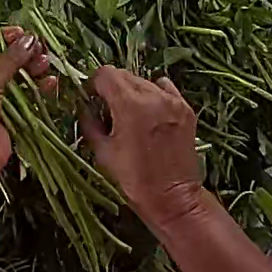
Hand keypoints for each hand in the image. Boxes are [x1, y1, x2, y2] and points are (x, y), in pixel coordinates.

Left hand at [0, 27, 56, 180]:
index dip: (0, 38)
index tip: (21, 33)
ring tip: (46, 63)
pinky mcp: (5, 114)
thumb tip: (29, 39)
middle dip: (21, 54)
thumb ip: (8, 60)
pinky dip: (36, 87)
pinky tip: (49, 82)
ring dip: (31, 69)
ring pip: (14, 77)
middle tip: (39, 48)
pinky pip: (23, 95)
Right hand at [79, 66, 205, 232]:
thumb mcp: (103, 152)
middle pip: (125, 75)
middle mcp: (154, 96)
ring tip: (131, 116)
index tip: (92, 98)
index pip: (106, 74)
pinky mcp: (186, 109)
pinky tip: (150, 113)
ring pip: (145, 82)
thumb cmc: (133, 179)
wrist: (173, 197)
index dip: (95, 84)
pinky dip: (155, 95)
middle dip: (113, 88)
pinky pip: (165, 90)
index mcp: (130, 105)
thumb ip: (90, 123)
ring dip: (133, 92)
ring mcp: (173, 101)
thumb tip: (85, 107)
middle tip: (108, 110)